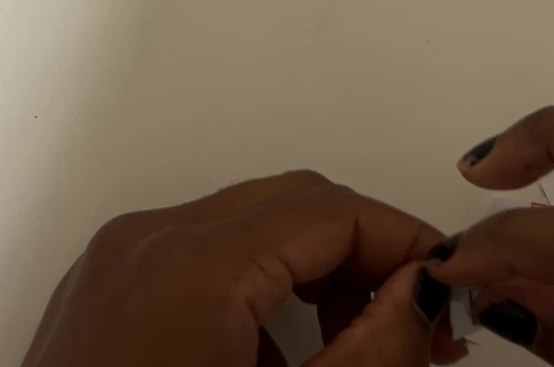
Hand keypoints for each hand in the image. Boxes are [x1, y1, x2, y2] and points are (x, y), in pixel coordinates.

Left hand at [21, 171, 466, 366]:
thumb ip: (370, 353)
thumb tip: (422, 292)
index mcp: (190, 262)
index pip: (325, 209)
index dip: (399, 237)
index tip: (448, 285)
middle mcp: (148, 235)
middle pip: (285, 202)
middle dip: (360, 249)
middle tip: (416, 320)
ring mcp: (120, 254)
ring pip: (243, 223)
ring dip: (308, 268)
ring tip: (353, 345)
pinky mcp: (105, 280)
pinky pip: (198, 255)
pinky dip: (252, 286)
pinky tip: (274, 360)